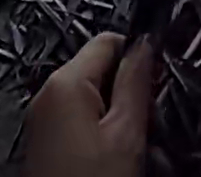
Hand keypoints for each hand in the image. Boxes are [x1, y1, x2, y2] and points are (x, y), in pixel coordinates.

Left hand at [24, 33, 154, 176]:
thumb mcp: (125, 135)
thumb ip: (136, 81)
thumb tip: (145, 40)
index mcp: (66, 81)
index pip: (108, 41)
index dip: (136, 54)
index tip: (157, 83)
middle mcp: (48, 92)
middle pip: (98, 68)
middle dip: (127, 88)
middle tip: (149, 121)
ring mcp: (43, 120)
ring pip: (91, 96)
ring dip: (116, 113)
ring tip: (134, 146)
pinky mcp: (44, 145)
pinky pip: (78, 120)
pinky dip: (99, 131)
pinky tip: (114, 160)